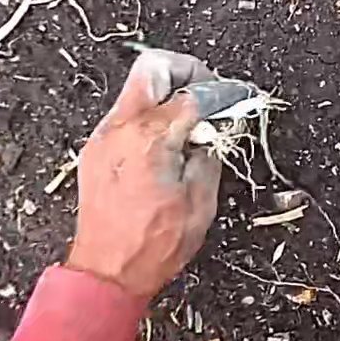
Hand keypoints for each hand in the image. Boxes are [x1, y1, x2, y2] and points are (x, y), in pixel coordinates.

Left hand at [67, 51, 221, 298]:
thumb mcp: (202, 195)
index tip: (242, 97)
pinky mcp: (97, 148)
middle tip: (211, 94)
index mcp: (149, 138)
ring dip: (171, 91)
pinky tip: (174, 138)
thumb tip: (221, 122)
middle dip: (188, 70)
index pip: (195, 92)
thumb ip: (212, 147)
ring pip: (138, 86)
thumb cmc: (156, 243)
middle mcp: (120, 129)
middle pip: (153, 66)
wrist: (107, 274)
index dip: (225, 92)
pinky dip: (155, 112)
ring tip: (196, 119)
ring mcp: (104, 137)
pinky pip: (128, 111)